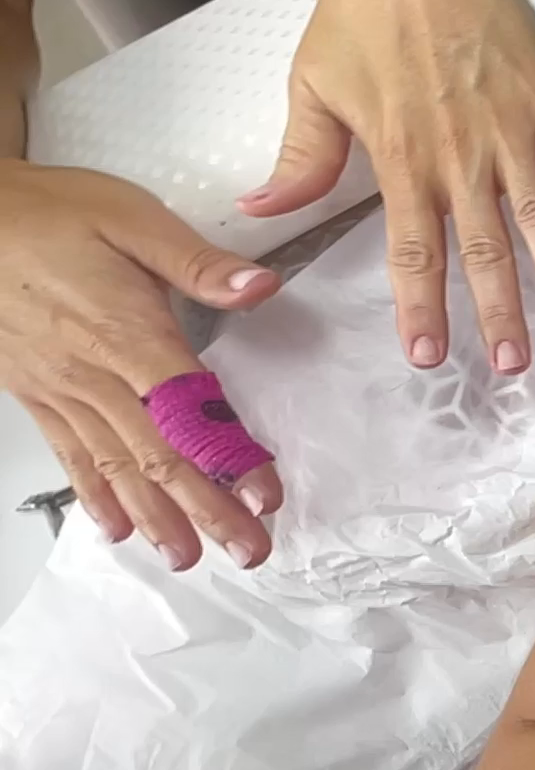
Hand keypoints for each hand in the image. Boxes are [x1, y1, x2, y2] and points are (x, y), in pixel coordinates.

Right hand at [0, 161, 284, 569]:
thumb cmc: (53, 212)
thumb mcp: (134, 221)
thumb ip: (200, 263)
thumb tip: (262, 287)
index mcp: (127, 335)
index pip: (190, 412)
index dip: (229, 458)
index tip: (264, 497)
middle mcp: (91, 375)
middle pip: (158, 454)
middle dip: (207, 508)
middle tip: (249, 551)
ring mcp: (56, 388)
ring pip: (116, 465)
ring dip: (159, 514)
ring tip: (193, 557)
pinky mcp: (34, 390)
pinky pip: (70, 452)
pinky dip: (96, 493)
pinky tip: (117, 528)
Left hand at [236, 0, 534, 374]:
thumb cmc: (362, 17)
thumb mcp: (313, 83)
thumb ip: (302, 155)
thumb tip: (265, 211)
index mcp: (402, 160)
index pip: (412, 251)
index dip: (423, 307)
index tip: (432, 356)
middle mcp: (461, 160)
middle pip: (484, 251)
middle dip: (499, 312)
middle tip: (517, 363)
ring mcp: (512, 136)